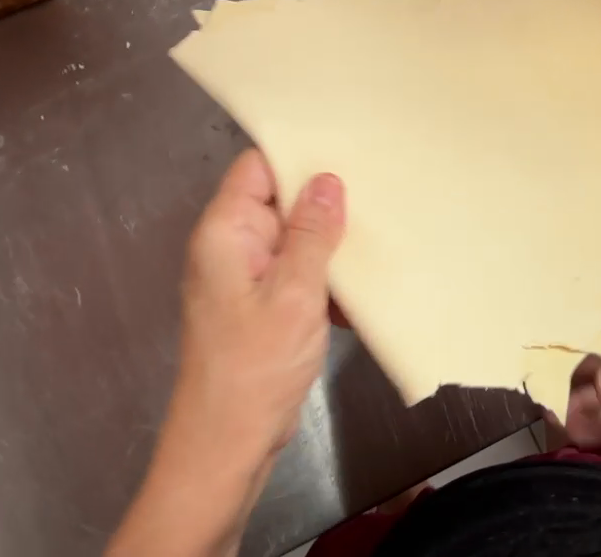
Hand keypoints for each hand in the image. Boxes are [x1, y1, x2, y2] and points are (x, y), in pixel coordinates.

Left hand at [107, 151, 345, 556]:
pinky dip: (322, 281)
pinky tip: (356, 294)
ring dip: (328, 248)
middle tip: (374, 193)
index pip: (257, 168)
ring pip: (293, 240)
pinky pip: (295, 274)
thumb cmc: (255, 367)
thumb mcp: (294, 294)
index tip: (343, 152)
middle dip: (322, 204)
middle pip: (279, 202)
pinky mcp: (260, 306)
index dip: (296, 156)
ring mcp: (245, 277)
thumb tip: (328, 179)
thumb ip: (312, 234)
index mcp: (226, 231)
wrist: (227, 448)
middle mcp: (230, 246)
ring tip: (374, 240)